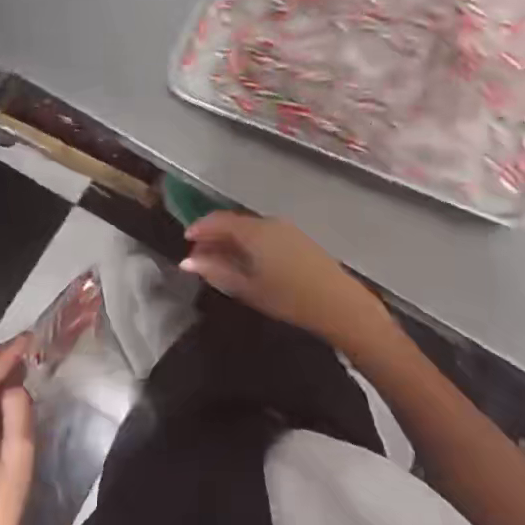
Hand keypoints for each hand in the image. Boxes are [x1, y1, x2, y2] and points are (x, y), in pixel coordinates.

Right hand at [182, 212, 390, 346]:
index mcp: (254, 231)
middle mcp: (269, 223)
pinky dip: (249, 243)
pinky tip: (248, 262)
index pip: (218, 220)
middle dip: (214, 235)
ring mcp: (287, 229)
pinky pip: (265, 234)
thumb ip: (215, 271)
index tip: (186, 240)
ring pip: (250, 229)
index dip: (199, 228)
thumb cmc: (287, 297)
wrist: (338, 303)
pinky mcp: (299, 239)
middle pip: (234, 222)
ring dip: (232, 240)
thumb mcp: (246, 287)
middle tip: (200, 255)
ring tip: (221, 261)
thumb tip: (186, 261)